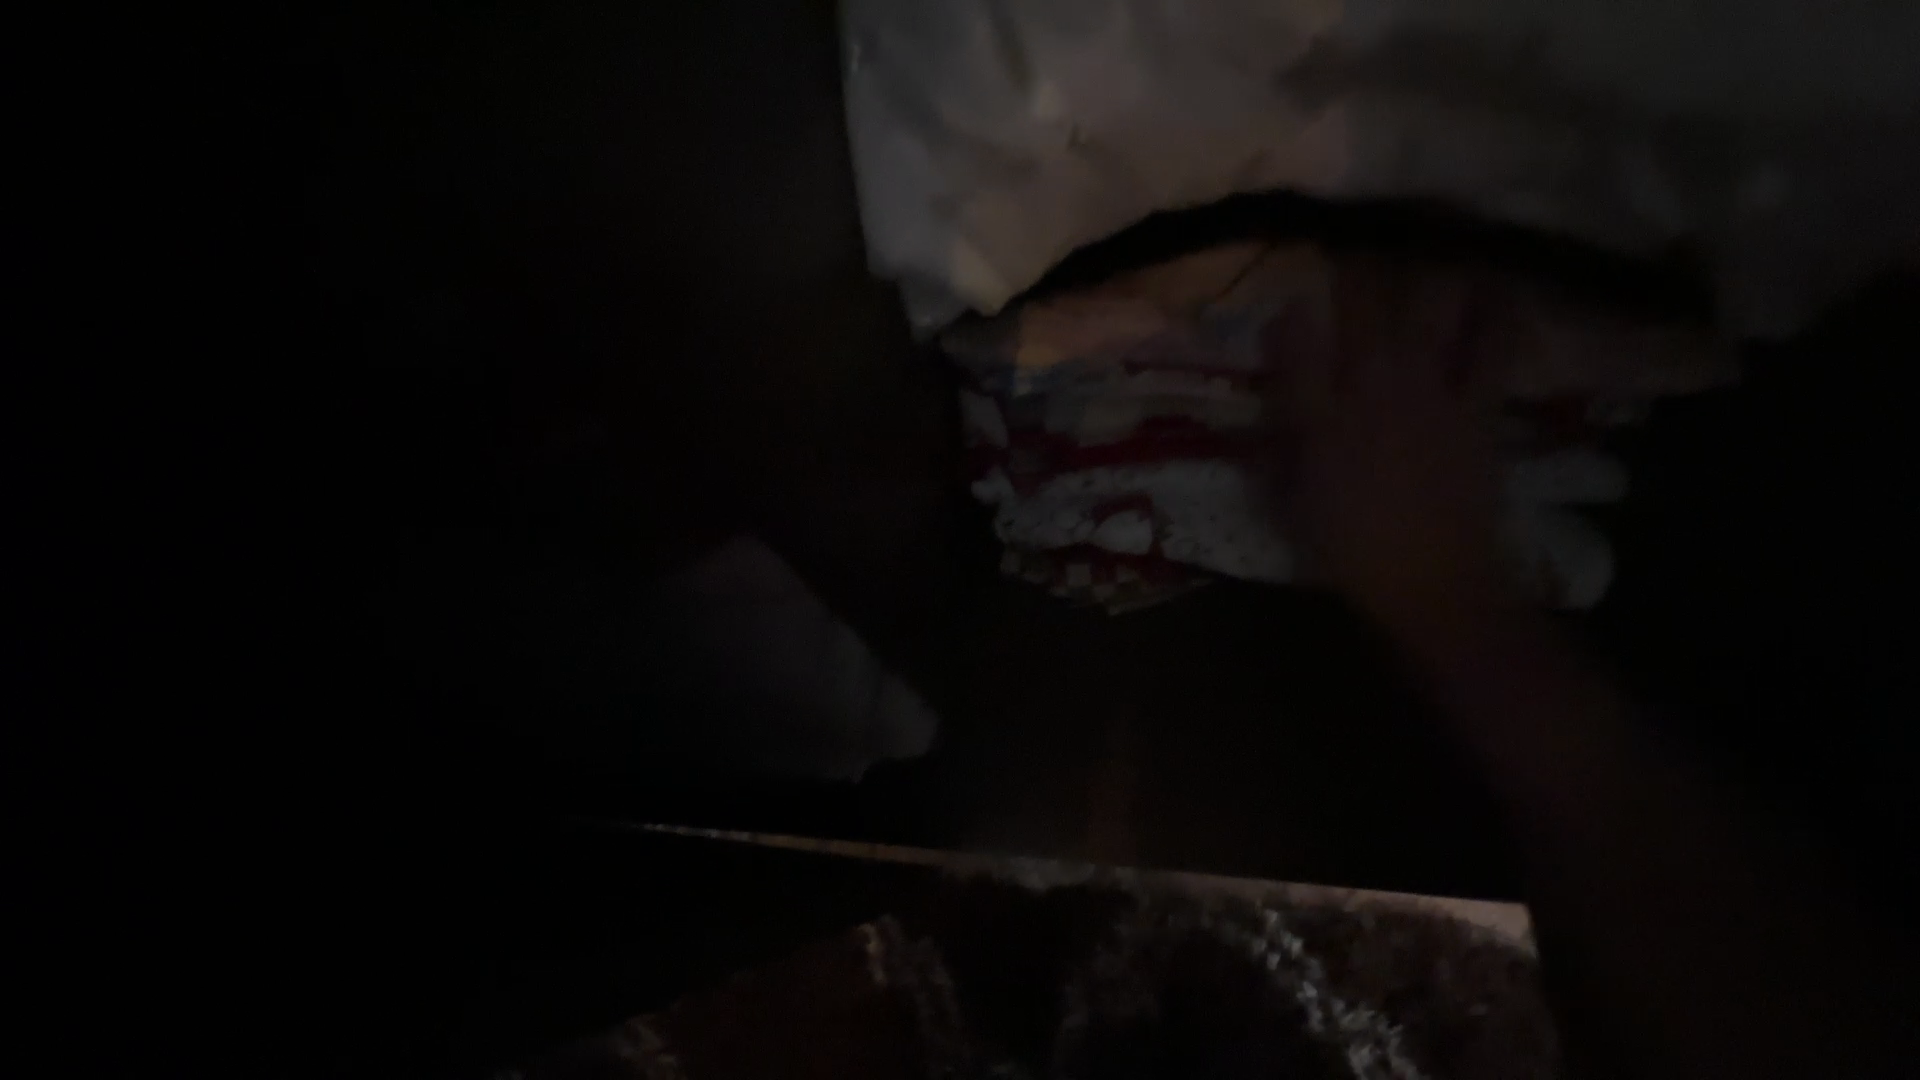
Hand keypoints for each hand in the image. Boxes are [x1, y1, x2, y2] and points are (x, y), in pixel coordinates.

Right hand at [1264, 260, 1513, 629]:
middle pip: (1363, 307)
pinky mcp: (1476, 406)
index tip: (1288, 294)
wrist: (1430, 581)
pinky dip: (1497, 312)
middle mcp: (1371, 391)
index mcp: (1318, 419)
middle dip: (1358, 263)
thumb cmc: (1346, 550)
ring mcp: (1430, 393)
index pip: (1295, 344)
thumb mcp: (1286, 506)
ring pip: (1430, 308)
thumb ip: (1272, 455)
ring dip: (1427, 268)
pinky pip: (1493, 345)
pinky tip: (1497, 283)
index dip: (1290, 312)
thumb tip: (1259, 423)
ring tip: (1430, 234)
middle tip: (1358, 232)